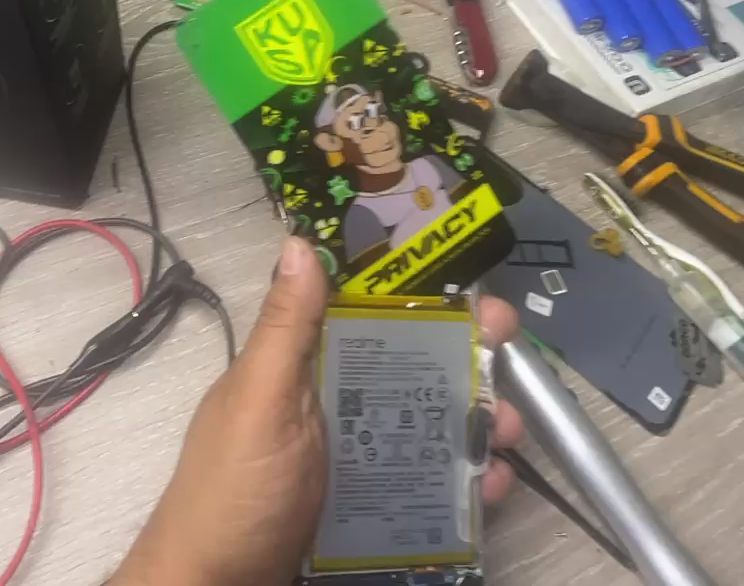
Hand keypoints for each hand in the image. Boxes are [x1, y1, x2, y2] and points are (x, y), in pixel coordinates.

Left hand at [110, 236, 523, 585]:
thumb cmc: (235, 486)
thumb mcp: (260, 400)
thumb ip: (286, 328)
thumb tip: (300, 241)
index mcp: (306, 361)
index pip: (367, 310)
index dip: (418, 294)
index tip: (468, 287)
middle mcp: (336, 397)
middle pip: (410, 362)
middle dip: (464, 351)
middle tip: (507, 345)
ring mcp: (357, 451)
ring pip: (429, 419)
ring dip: (476, 415)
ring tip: (508, 427)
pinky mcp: (374, 501)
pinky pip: (429, 479)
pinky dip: (465, 477)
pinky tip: (492, 480)